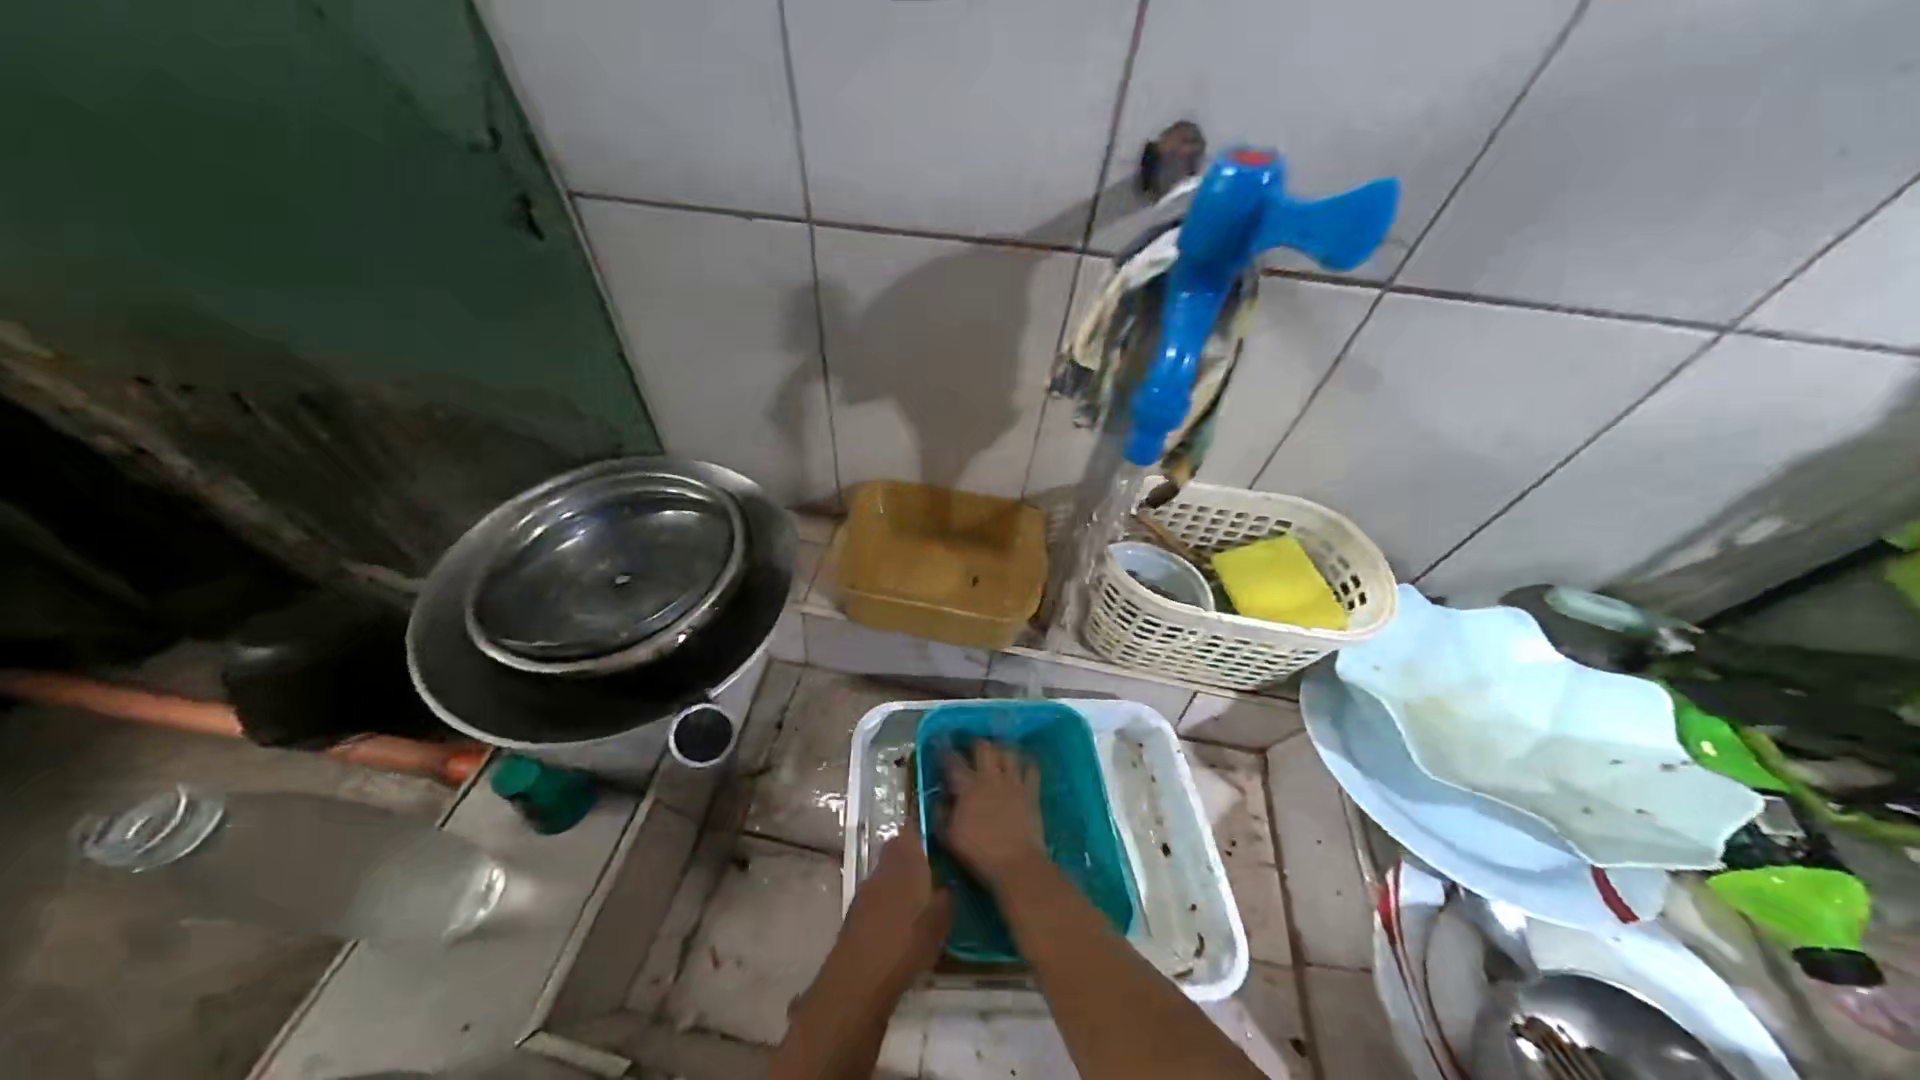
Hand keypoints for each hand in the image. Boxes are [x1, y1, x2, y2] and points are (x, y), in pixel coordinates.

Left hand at [839, 808, 951, 992]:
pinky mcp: (857, 912)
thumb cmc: (906, 942)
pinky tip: (905, 921)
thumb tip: (948, 883)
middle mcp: (883, 866)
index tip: (942, 830)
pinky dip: (892, 900)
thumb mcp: (941, 919)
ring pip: (888, 872)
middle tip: (939, 866)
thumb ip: (948, 895)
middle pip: (899, 848)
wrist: (858, 980)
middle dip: (916, 854)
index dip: (926, 825)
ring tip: (925, 896)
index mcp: (905, 858)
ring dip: (903, 878)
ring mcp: (866, 889)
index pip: (913, 827)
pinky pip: (879, 894)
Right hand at [941, 740, 1047, 889]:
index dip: (943, 750)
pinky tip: (1022, 765)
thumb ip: (939, 814)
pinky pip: (1031, 768)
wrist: (1016, 864)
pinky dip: (1026, 763)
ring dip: (1001, 749)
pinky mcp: (1031, 791)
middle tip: (971, 746)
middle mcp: (990, 778)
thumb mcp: (948, 837)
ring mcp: (1013, 782)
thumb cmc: (978, 853)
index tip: (939, 744)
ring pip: (1008, 752)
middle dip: (975, 742)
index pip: (952, 761)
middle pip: (983, 747)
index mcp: (967, 787)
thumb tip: (938, 799)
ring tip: (997, 752)